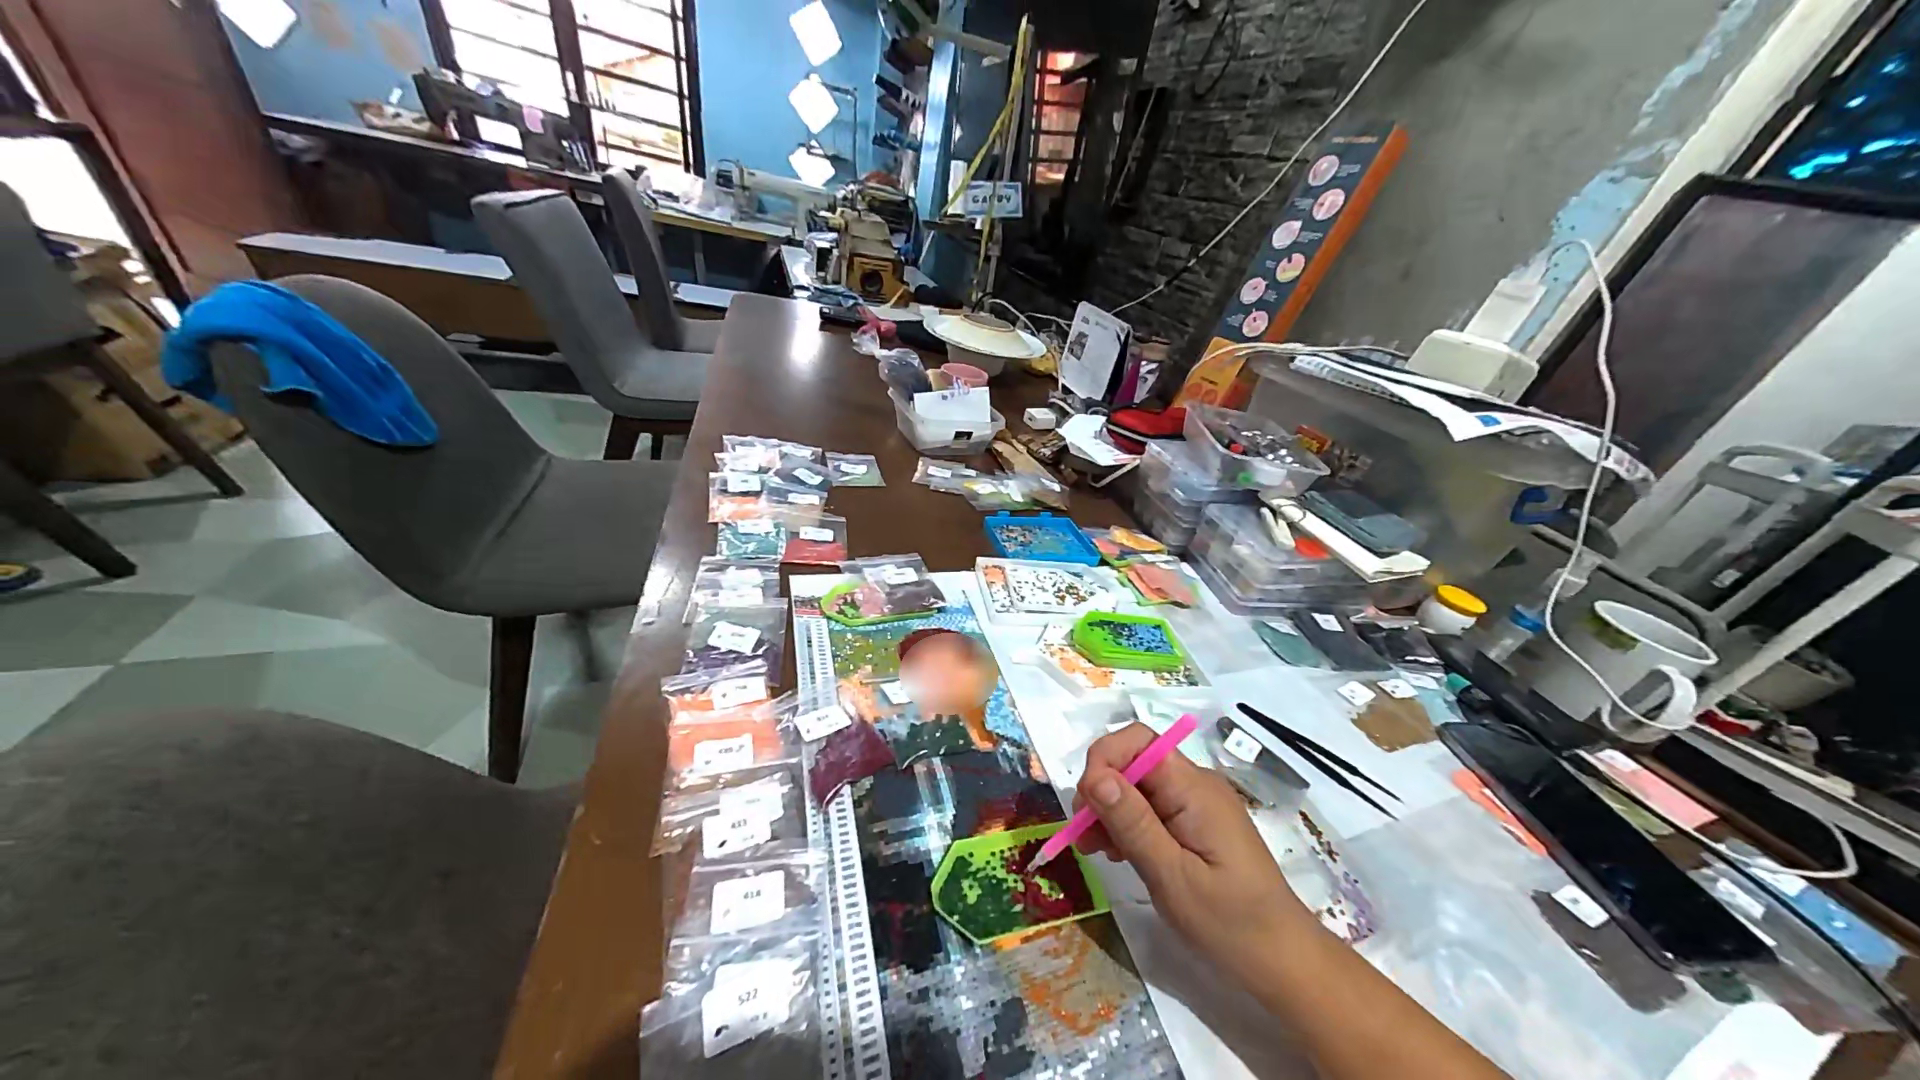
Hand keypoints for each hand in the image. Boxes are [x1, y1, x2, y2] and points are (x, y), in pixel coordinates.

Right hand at [1073, 723, 1313, 987]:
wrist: (1283, 960)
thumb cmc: (1230, 922)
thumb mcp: (1171, 876)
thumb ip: (1132, 823)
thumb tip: (1095, 776)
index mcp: (1193, 788)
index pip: (1138, 741)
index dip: (1104, 761)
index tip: (1085, 806)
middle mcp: (1195, 785)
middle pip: (1134, 762)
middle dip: (1100, 790)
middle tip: (1083, 836)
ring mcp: (1196, 805)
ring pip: (1137, 786)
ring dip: (1109, 810)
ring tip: (1095, 850)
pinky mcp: (1194, 825)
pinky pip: (1150, 809)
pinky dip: (1126, 824)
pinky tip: (1117, 853)